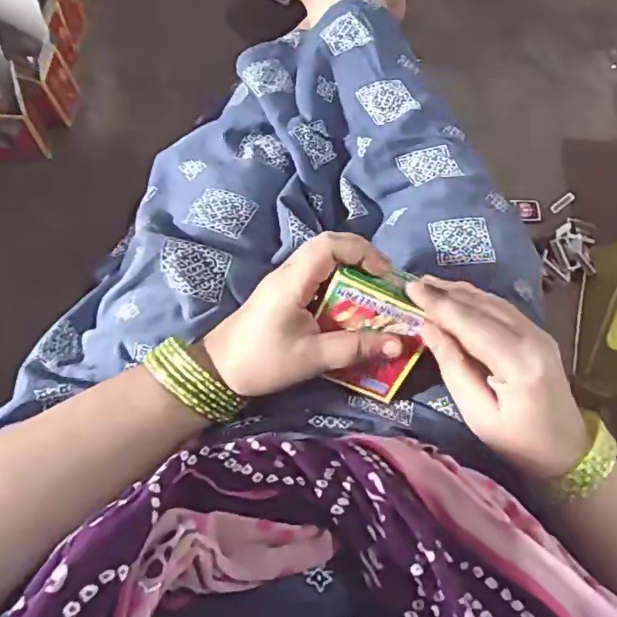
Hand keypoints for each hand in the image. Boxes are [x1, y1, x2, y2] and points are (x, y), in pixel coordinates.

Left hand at [201, 233, 406, 398]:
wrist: (217, 372)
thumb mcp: (313, 357)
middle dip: (362, 259)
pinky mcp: (283, 296)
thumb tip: (399, 342)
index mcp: (293, 280)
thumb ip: (356, 347)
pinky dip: (338, 285)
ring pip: (323, 261)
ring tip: (373, 294)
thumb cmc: (262, 361)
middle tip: (384, 282)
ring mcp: (284, 283)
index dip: (363, 252)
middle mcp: (288, 273)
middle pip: (329, 247)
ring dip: (351, 272)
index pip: (330, 244)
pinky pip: (316, 278)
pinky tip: (350, 308)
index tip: (384, 274)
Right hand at [406, 277, 590, 480]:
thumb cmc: (518, 442)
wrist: (568, 450)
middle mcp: (532, 338)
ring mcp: (539, 334)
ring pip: (494, 302)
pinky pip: (503, 309)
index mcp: (517, 362)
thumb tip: (429, 329)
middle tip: (414, 284)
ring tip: (430, 286)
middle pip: (482, 306)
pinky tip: (459, 297)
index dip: (438, 304)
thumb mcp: (478, 415)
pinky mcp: (539, 335)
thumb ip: (453, 368)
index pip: (470, 322)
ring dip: (461, 292)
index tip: (410, 289)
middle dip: (446, 293)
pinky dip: (477, 300)